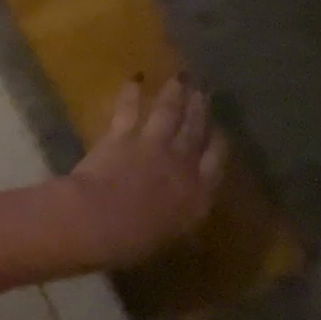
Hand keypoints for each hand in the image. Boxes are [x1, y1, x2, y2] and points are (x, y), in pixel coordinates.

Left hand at [57, 76, 226, 268]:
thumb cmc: (133, 241)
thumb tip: (179, 210)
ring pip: (169, 113)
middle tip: (203, 92)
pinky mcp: (122, 134)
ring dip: (175, 93)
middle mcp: (181, 165)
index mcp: (198, 196)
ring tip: (181, 78)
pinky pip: (130, 108)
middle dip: (200, 110)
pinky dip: (132, 92)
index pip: (216, 163)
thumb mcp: (167, 235)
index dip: (218, 144)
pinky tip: (135, 79)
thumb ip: (178, 215)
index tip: (220, 131)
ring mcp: (152, 145)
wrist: (99, 219)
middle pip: (195, 131)